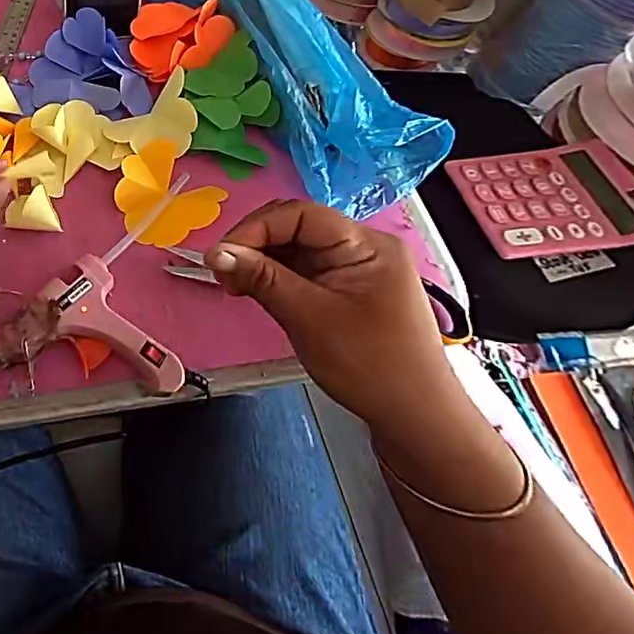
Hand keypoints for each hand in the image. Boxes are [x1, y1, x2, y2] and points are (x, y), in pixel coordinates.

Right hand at [205, 199, 454, 429]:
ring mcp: (357, 268)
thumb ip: (261, 278)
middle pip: (297, 227)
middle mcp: (363, 247)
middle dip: (256, 243)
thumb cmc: (369, 366)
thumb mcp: (308, 318)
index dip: (255, 228)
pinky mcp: (349, 289)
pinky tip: (256, 290)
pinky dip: (278, 277)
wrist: (417, 419)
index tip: (220, 255)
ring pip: (298, 249)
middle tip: (222, 271)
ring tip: (234, 284)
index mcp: (365, 244)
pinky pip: (306, 270)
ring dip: (263, 261)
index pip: (300, 215)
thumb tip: (216, 252)